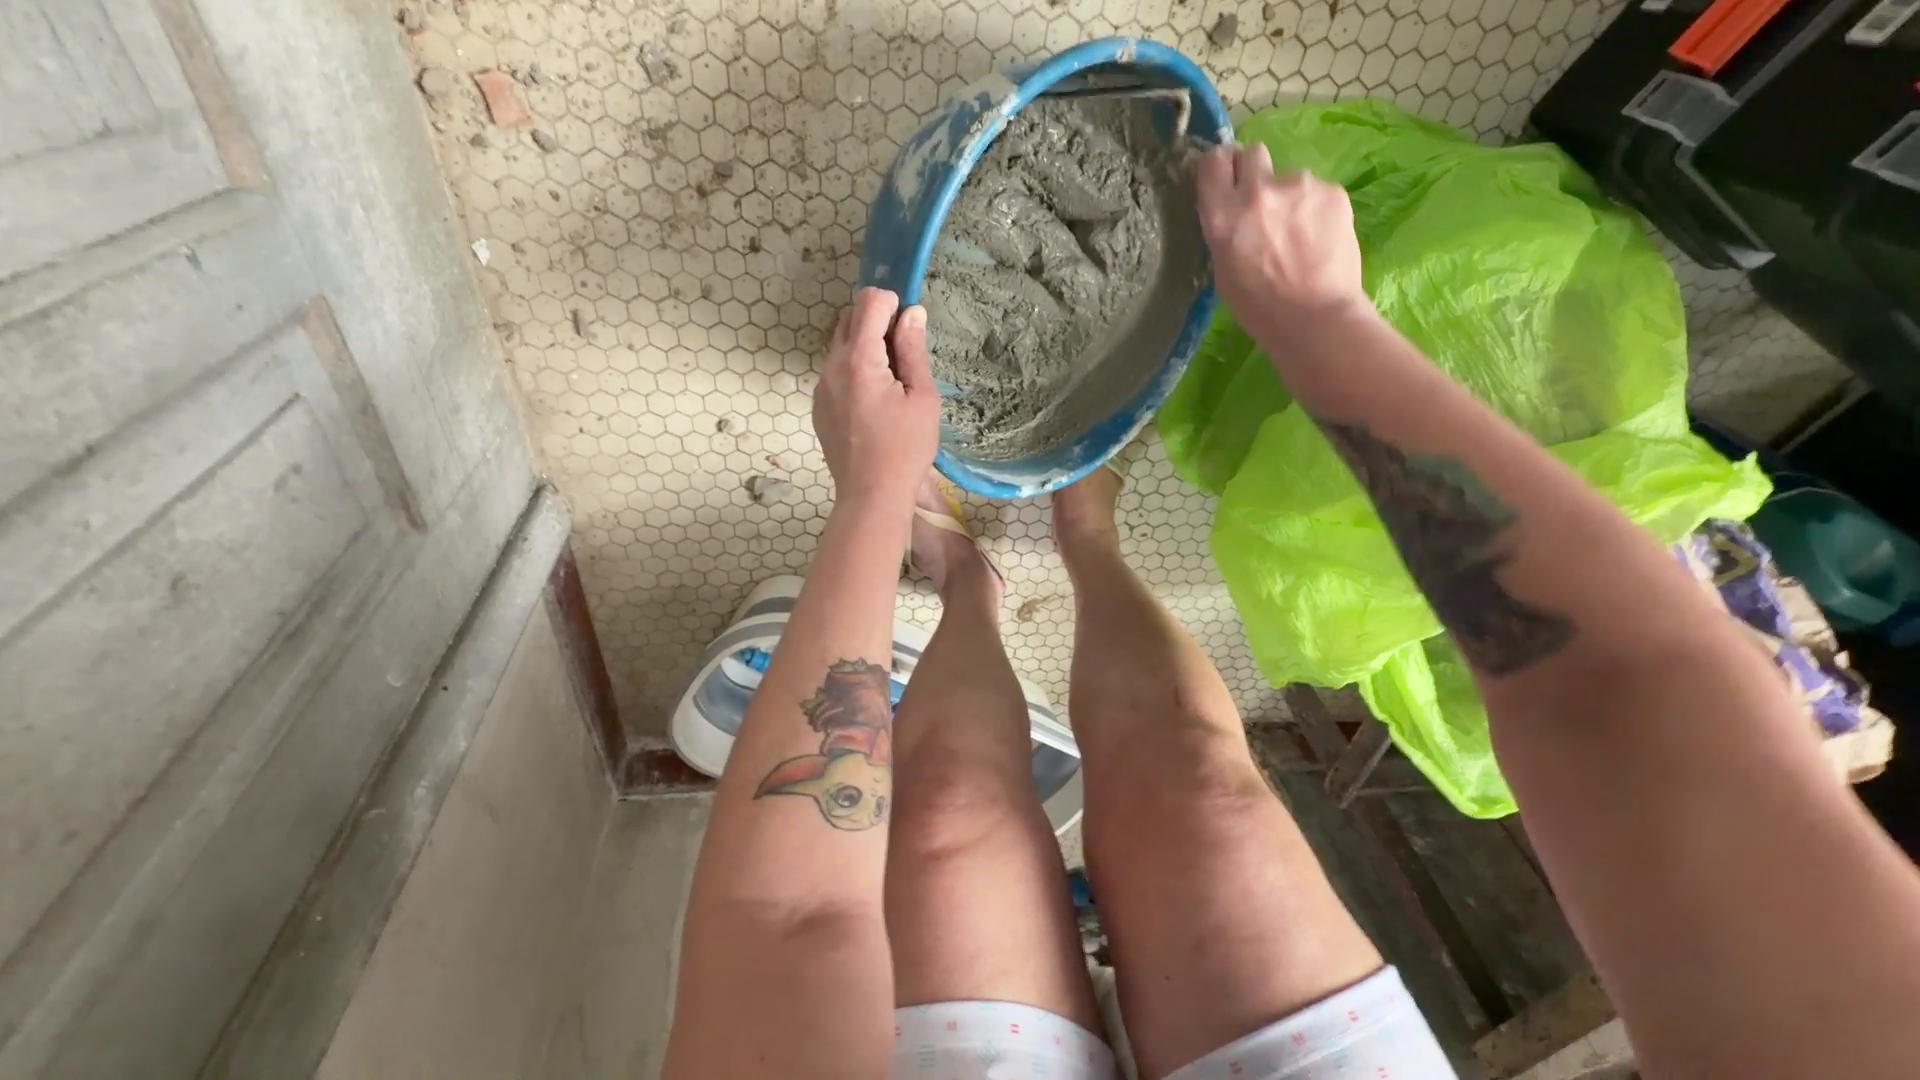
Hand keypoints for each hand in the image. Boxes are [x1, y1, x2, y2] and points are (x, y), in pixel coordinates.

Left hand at [813, 287, 940, 511]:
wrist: (870, 496)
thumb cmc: (906, 449)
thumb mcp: (923, 398)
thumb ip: (913, 351)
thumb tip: (912, 314)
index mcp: (859, 360)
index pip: (868, 302)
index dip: (892, 303)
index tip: (909, 328)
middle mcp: (832, 366)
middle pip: (849, 318)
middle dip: (877, 322)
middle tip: (904, 355)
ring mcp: (821, 387)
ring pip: (841, 346)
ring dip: (866, 347)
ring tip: (891, 382)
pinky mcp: (819, 405)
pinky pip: (836, 372)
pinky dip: (855, 370)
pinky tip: (874, 403)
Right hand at [1196, 143, 1369, 323]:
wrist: (1315, 317)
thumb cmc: (1259, 307)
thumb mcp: (1223, 269)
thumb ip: (1225, 229)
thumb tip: (1235, 209)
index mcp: (1223, 215)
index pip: (1213, 163)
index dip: (1221, 168)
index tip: (1227, 180)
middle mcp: (1257, 191)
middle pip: (1252, 153)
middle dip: (1254, 171)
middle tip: (1262, 202)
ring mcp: (1298, 186)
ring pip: (1289, 177)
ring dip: (1290, 197)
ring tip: (1299, 235)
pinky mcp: (1332, 190)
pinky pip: (1318, 191)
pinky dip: (1316, 209)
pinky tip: (1320, 239)